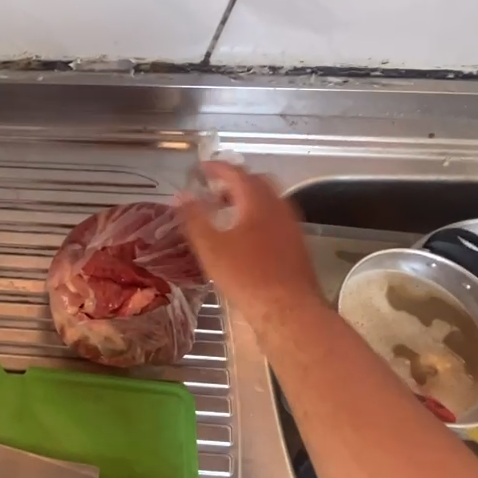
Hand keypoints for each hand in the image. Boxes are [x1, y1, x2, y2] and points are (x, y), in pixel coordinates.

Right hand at [177, 161, 319, 307]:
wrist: (287, 310)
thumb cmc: (245, 276)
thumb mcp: (210, 247)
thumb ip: (193, 217)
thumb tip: (181, 196)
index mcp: (257, 202)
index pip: (237, 173)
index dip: (217, 168)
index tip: (202, 168)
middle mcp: (278, 207)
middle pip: (258, 181)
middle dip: (235, 181)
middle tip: (215, 189)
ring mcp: (291, 225)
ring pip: (269, 199)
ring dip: (248, 198)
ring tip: (228, 211)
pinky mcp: (296, 244)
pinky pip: (276, 217)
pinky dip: (258, 214)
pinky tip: (245, 235)